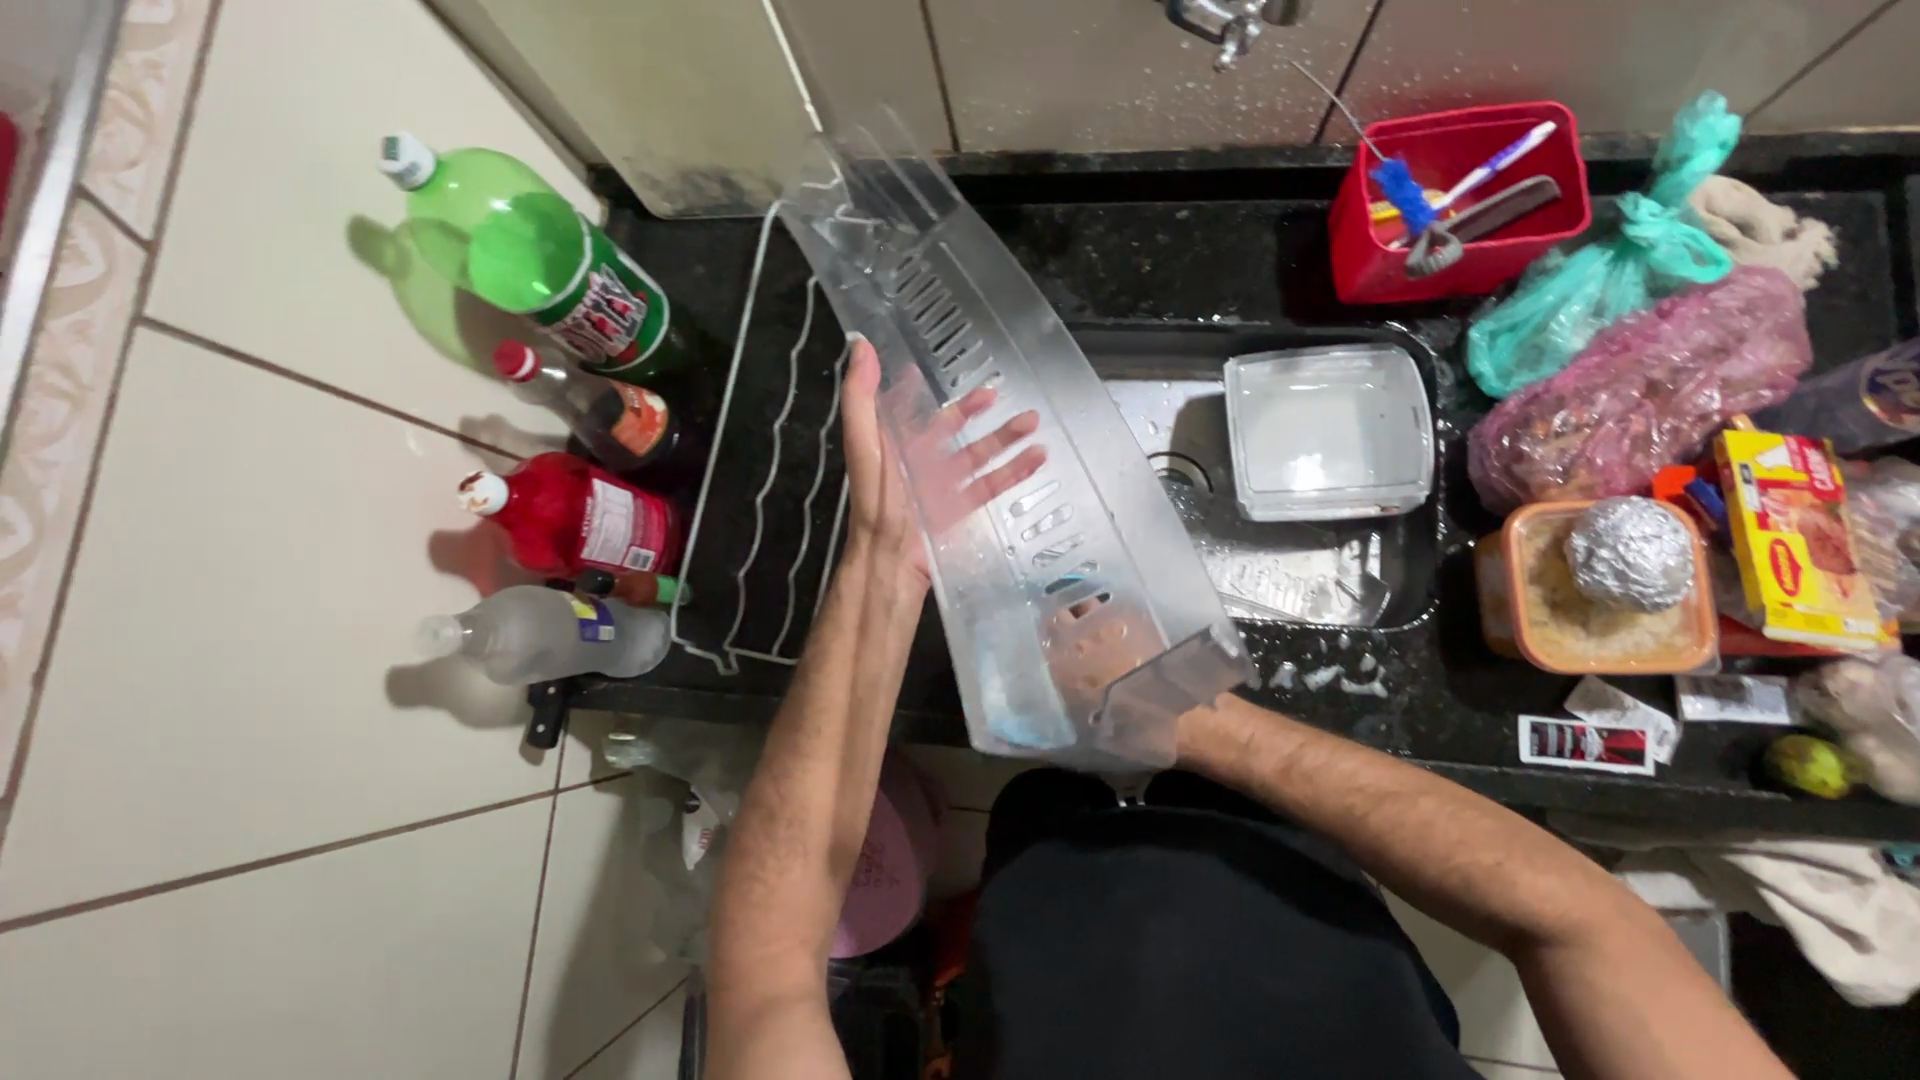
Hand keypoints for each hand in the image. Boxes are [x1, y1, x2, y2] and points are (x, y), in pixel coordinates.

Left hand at [839, 335, 1046, 589]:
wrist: (891, 555)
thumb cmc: (876, 498)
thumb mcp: (864, 442)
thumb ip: (861, 398)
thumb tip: (861, 345)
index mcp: (895, 442)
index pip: (909, 407)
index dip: (921, 387)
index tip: (941, 364)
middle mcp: (920, 460)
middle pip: (951, 427)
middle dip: (975, 409)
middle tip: (999, 391)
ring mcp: (943, 485)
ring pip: (978, 453)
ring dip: (1005, 436)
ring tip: (1033, 420)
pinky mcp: (961, 508)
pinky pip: (991, 484)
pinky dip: (1015, 470)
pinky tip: (1038, 456)